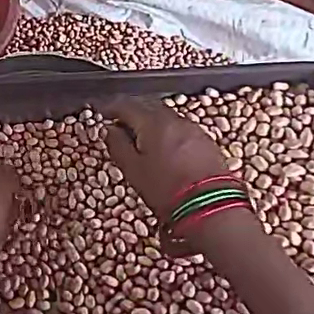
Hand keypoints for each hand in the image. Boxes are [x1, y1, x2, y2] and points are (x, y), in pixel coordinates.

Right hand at [101, 100, 240, 252]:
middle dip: (131, 110)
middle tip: (117, 120)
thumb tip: (110, 130)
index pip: (127, 105)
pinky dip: (166, 131)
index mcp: (153, 123)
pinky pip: (180, 129)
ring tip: (138, 134)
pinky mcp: (206, 143)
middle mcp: (175, 121)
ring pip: (166, 116)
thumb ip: (118, 145)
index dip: (111, 107)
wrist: (211, 208)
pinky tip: (161, 145)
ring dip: (149, 120)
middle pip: (148, 106)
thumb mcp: (132, 169)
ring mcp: (194, 131)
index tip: (102, 111)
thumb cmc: (166, 189)